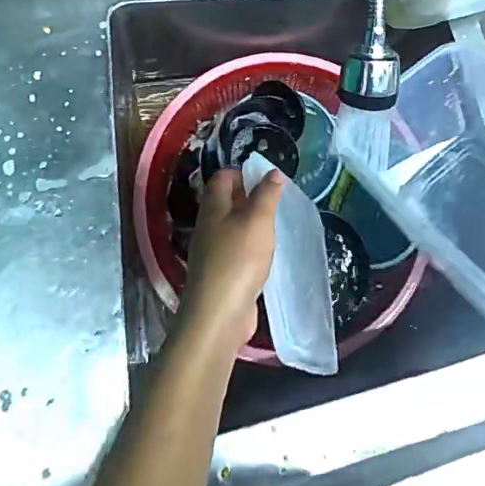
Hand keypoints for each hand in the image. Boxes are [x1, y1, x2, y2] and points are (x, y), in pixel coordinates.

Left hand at [181, 169, 281, 351]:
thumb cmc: (239, 258)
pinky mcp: (219, 272)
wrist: (218, 313)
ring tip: (275, 228)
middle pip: (227, 201)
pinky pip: (235, 250)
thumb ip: (266, 195)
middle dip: (251, 198)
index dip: (244, 173)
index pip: (223, 177)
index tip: (268, 182)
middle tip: (276, 204)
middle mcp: (208, 224)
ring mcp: (211, 249)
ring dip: (252, 225)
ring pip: (232, 226)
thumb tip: (272, 172)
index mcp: (213, 205)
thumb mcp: (258, 220)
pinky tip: (266, 256)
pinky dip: (250, 247)